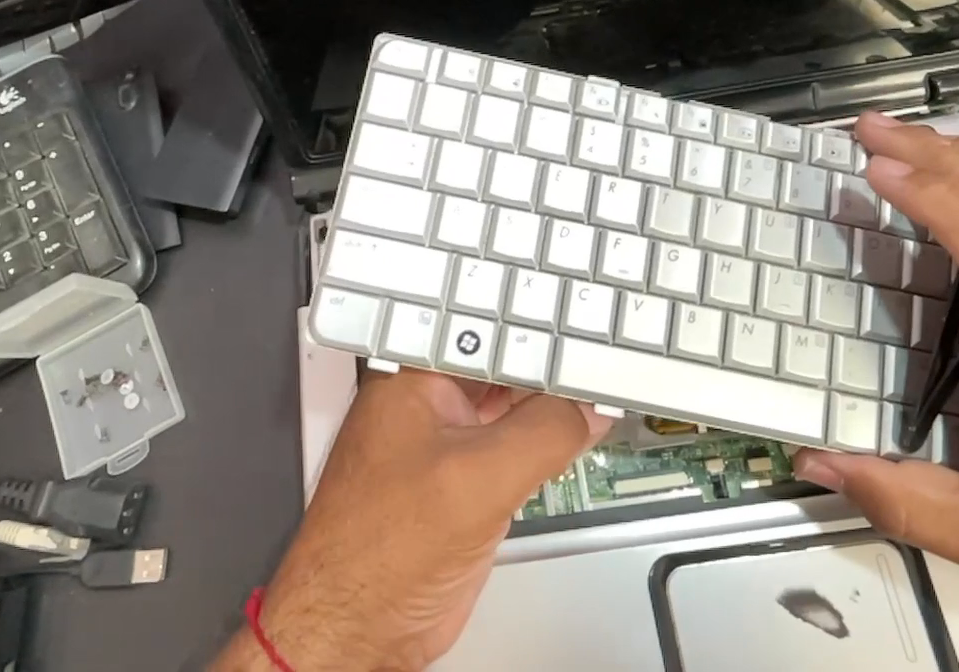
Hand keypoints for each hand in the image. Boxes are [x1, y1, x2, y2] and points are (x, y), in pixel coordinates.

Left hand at [214, 371, 612, 671]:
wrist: (359, 628)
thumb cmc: (374, 555)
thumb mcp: (477, 479)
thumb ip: (540, 434)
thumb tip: (584, 408)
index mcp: (412, 380)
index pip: (486, 334)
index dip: (536, 331)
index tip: (582, 333)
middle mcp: (426, 404)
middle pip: (501, 366)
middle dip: (550, 363)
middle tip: (599, 356)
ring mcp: (445, 442)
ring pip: (510, 405)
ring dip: (551, 401)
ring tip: (597, 386)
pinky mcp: (461, 479)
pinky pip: (512, 444)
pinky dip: (545, 438)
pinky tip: (574, 432)